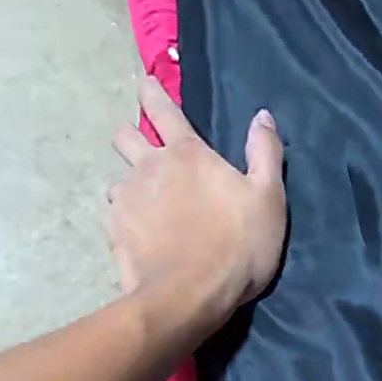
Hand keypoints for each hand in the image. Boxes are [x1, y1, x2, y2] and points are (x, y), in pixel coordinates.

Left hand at [108, 76, 286, 324]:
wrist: (189, 296)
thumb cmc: (237, 248)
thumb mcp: (268, 200)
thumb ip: (266, 154)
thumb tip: (262, 116)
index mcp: (187, 154)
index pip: (162, 108)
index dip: (153, 92)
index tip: (146, 84)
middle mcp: (148, 167)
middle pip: (125, 136)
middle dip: (131, 136)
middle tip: (143, 152)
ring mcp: (125, 199)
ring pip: (116, 180)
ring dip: (129, 187)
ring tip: (146, 210)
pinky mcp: (114, 231)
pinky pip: (113, 217)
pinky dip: (125, 222)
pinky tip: (140, 239)